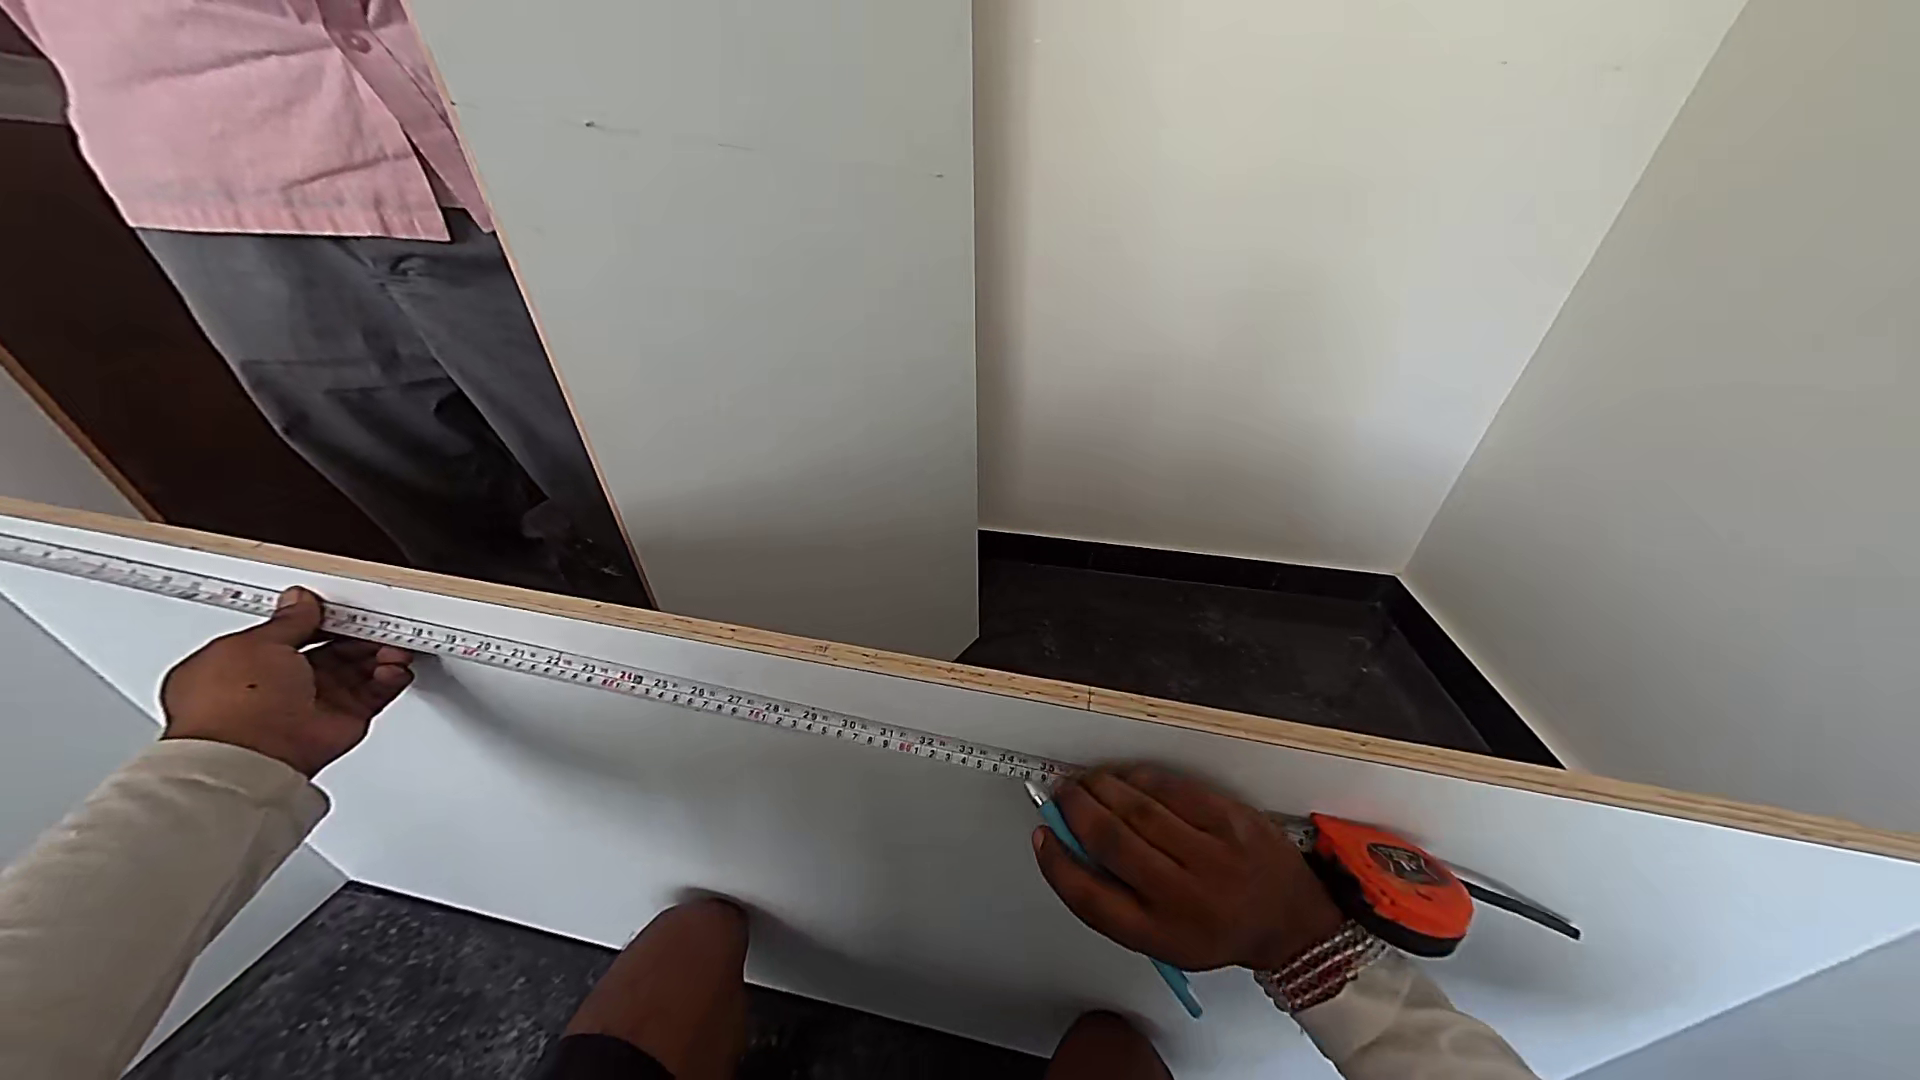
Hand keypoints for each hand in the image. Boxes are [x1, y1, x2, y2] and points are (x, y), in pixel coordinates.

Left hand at [160, 587, 414, 776]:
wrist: (255, 750)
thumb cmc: (235, 704)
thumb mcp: (255, 644)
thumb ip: (288, 621)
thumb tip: (299, 601)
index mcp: (250, 663)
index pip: (297, 633)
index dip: (324, 619)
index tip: (346, 610)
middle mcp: (284, 682)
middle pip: (338, 649)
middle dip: (363, 636)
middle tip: (380, 627)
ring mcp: (316, 700)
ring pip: (362, 667)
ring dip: (382, 654)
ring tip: (392, 649)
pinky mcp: (346, 716)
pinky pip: (380, 690)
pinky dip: (391, 677)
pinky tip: (391, 670)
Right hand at [1033, 764, 1344, 971]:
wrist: (1291, 921)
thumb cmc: (1218, 927)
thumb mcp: (1162, 936)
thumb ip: (1115, 895)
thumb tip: (1071, 841)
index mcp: (1160, 932)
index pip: (1088, 896)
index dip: (1055, 862)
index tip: (1042, 836)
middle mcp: (1183, 895)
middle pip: (1108, 840)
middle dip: (1074, 808)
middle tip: (1062, 794)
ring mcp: (1210, 854)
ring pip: (1135, 807)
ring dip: (1100, 787)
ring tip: (1087, 782)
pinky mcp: (1229, 819)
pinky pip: (1169, 787)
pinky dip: (1137, 777)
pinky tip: (1124, 777)